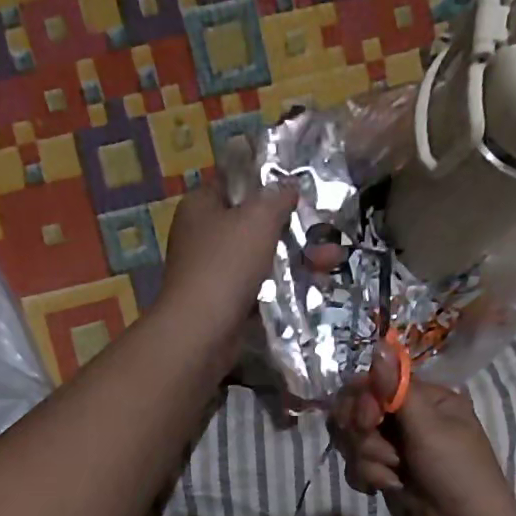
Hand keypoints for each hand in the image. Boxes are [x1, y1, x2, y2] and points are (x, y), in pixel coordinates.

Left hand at [154, 182, 298, 335]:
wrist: (201, 332)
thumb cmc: (226, 265)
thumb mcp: (259, 217)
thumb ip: (277, 197)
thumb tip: (288, 186)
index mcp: (198, 206)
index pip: (231, 183)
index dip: (262, 182)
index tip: (295, 189)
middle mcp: (197, 237)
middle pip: (245, 223)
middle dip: (279, 228)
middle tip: (313, 230)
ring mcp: (206, 273)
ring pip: (250, 259)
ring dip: (280, 261)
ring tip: (318, 261)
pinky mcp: (217, 303)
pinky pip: (249, 289)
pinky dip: (270, 290)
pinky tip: (298, 288)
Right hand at [331, 347, 515, 515]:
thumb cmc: (456, 468)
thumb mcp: (428, 426)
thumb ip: (398, 388)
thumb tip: (381, 344)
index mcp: (425, 397)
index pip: (375, 383)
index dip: (363, 401)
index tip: (369, 421)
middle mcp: (408, 415)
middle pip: (359, 410)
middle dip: (365, 434)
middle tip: (384, 452)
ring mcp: (396, 443)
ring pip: (357, 440)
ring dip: (372, 459)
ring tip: (396, 473)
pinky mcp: (387, 467)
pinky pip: (361, 463)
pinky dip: (373, 475)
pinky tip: (393, 485)